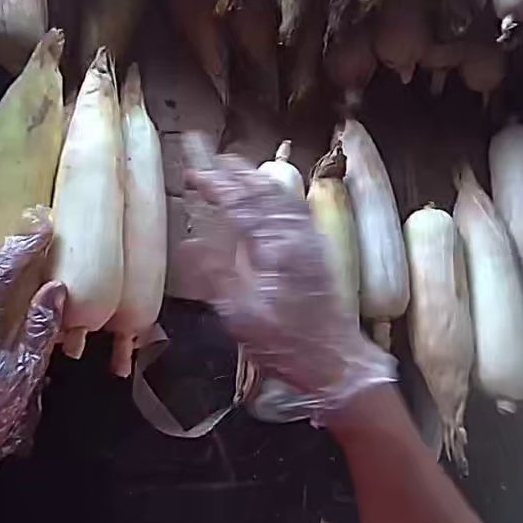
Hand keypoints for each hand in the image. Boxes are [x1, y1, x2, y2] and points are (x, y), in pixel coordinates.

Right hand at [182, 136, 393, 419]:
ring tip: (236, 167)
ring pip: (281, 195)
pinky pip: (296, 207)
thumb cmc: (284, 342)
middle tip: (210, 161)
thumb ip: (214, 274)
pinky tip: (272, 193)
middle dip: (234, 172)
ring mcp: (309, 239)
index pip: (238, 203)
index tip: (193, 174)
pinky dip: (278, 192)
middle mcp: (293, 235)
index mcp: (271, 248)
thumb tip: (188, 244)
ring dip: (256, 177)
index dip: (214, 184)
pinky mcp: (317, 247)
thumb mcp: (239, 315)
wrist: (334, 360)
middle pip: (262, 190)